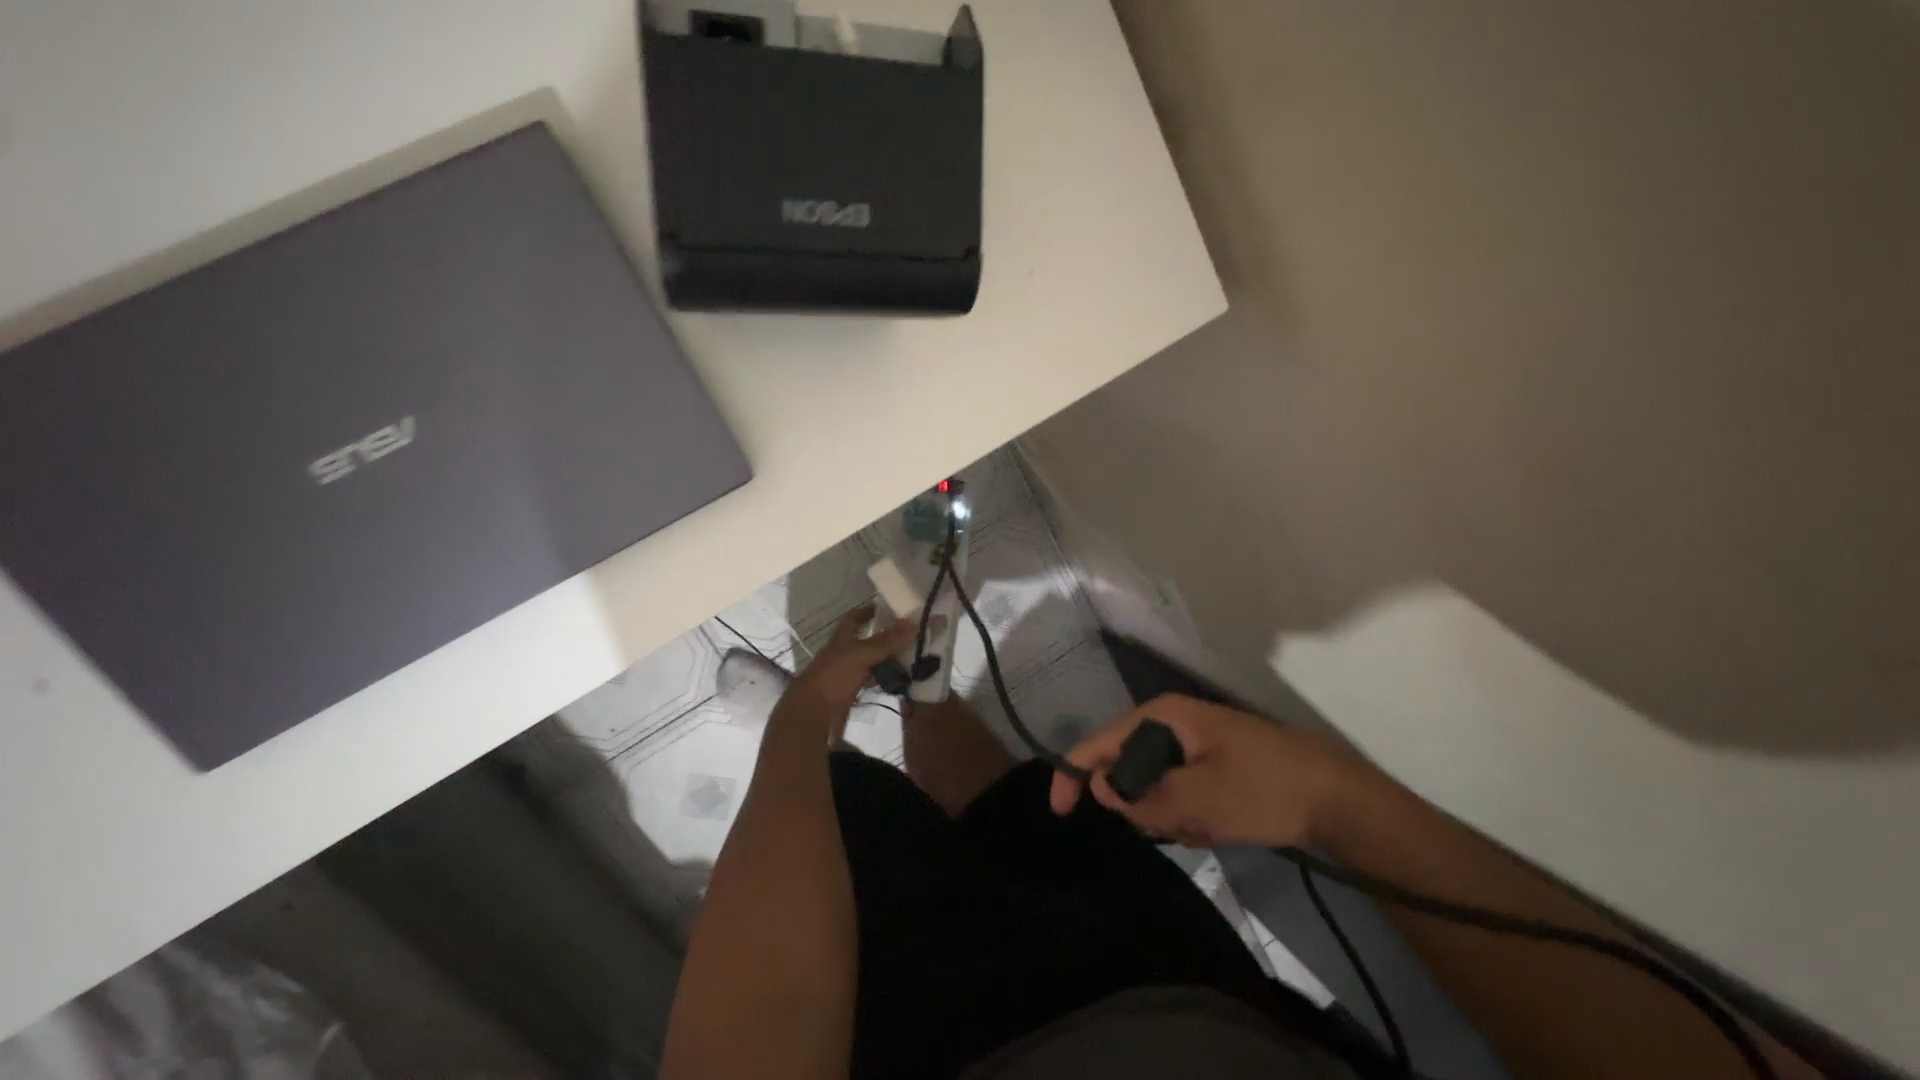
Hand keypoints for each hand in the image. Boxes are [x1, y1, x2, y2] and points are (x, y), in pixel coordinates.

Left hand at [782, 603, 917, 713]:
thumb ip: (886, 641)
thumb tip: (914, 624)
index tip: (891, 609)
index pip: (855, 618)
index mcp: (842, 638)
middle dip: (887, 637)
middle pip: (867, 641)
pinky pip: (871, 682)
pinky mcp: (851, 692)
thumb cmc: (834, 677)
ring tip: (913, 658)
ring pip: (871, 662)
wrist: (813, 713)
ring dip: (888, 660)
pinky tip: (900, 681)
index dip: (869, 611)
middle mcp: (844, 653)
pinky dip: (885, 680)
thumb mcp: (861, 655)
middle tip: (912, 636)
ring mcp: (847, 673)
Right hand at [1048, 693, 1374, 849]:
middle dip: (1143, 804)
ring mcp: (1195, 747)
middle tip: (1175, 826)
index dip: (1075, 773)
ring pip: (1154, 788)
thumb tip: (1102, 789)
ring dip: (1171, 816)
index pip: (1101, 741)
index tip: (1061, 811)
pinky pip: (1180, 796)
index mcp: (1165, 717)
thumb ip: (1143, 796)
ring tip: (1207, 828)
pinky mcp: (1213, 769)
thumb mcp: (1200, 799)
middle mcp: (1175, 725)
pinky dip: (1191, 817)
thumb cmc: (1265, 790)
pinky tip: (1220, 827)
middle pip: (1128, 768)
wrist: (1339, 801)